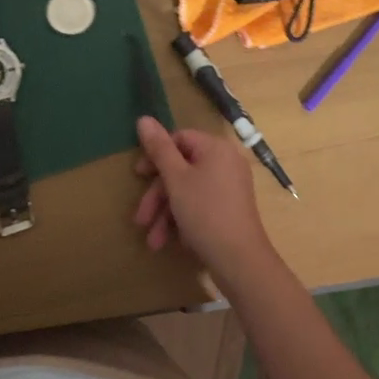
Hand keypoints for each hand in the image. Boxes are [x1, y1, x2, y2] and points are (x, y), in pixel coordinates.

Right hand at [132, 117, 275, 285]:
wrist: (240, 260)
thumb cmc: (205, 212)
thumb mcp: (176, 179)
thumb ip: (159, 149)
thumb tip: (143, 118)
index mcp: (216, 148)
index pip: (180, 139)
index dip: (156, 155)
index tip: (138, 176)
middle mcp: (226, 162)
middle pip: (182, 168)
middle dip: (158, 196)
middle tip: (140, 219)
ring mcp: (230, 187)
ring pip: (189, 191)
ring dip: (167, 214)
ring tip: (153, 242)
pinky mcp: (231, 209)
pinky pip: (201, 205)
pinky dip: (184, 220)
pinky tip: (172, 242)